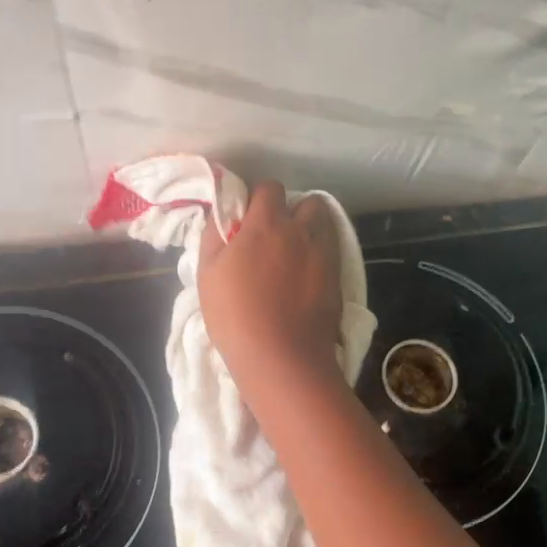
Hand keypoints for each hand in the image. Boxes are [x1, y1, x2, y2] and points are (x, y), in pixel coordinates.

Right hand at [198, 180, 342, 384]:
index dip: (258, 201)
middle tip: (276, 238)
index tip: (248, 222)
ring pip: (325, 225)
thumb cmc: (235, 315)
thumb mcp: (208, 273)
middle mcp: (301, 231)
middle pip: (307, 202)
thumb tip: (222, 214)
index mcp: (266, 223)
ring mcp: (324, 254)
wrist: (282, 358)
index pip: (269, 188)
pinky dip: (321, 256)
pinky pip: (332, 253)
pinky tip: (307, 278)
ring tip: (295, 255)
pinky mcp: (338, 279)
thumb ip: (214, 235)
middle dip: (294, 212)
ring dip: (311, 231)